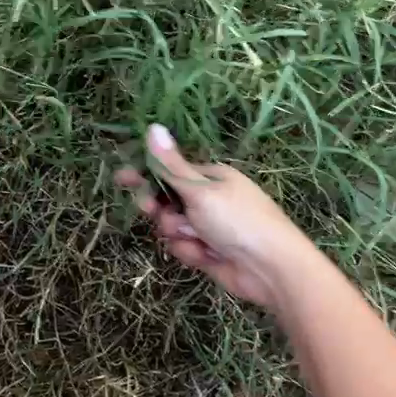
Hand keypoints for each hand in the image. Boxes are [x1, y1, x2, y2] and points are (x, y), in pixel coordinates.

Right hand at [118, 124, 322, 311]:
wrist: (272, 270)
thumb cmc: (238, 220)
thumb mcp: (200, 190)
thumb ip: (171, 164)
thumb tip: (153, 126)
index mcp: (210, 177)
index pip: (170, 170)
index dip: (146, 175)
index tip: (123, 179)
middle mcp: (208, 199)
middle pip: (167, 199)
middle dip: (160, 208)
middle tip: (150, 210)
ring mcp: (209, 226)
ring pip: (172, 225)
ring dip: (177, 233)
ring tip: (194, 238)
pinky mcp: (208, 251)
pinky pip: (183, 247)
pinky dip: (190, 251)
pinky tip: (205, 256)